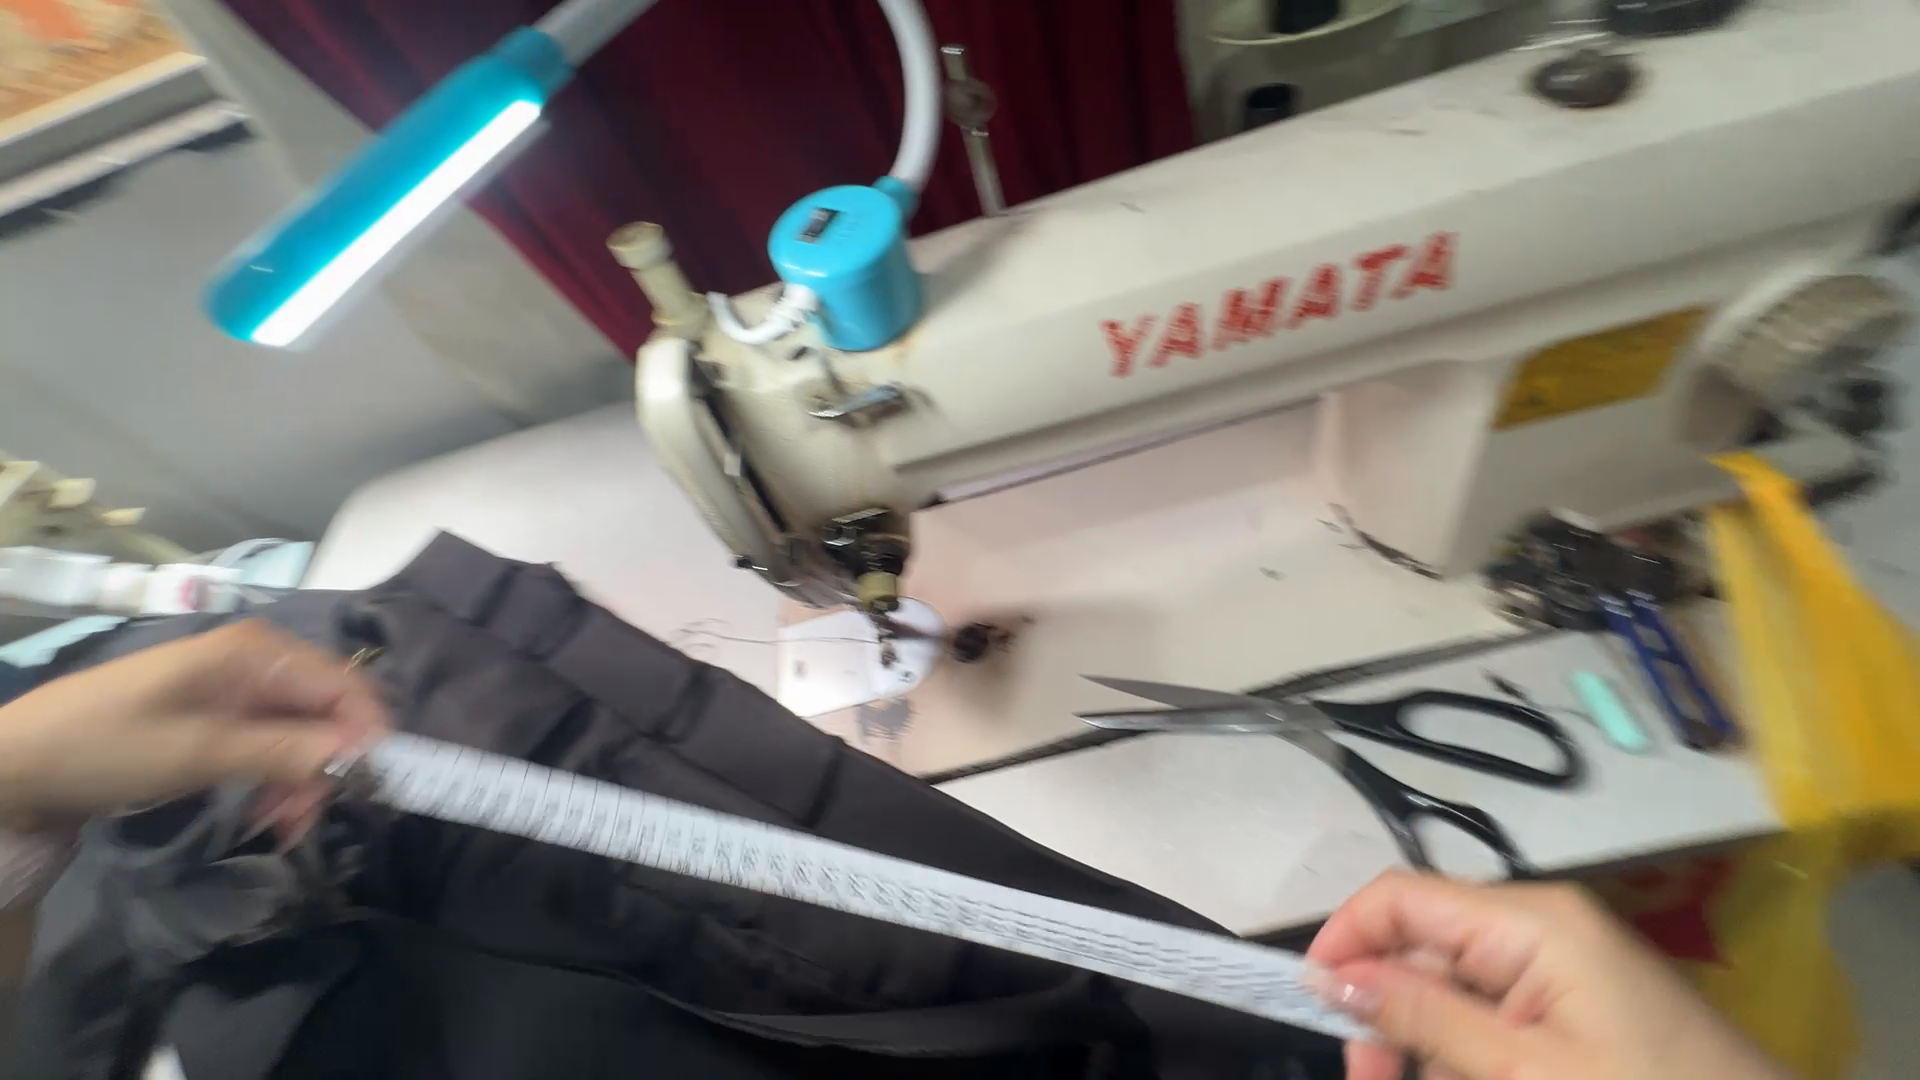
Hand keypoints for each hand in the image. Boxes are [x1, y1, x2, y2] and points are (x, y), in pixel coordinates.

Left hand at [0, 622, 387, 832]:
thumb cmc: (97, 746)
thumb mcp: (196, 752)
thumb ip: (288, 752)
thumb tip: (366, 757)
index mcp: (260, 651)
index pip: (345, 686)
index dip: (364, 733)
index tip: (366, 784)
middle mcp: (262, 661)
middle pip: (329, 711)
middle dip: (328, 764)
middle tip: (306, 816)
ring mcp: (244, 687)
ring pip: (308, 732)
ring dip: (304, 778)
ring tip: (280, 821)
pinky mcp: (227, 715)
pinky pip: (278, 743)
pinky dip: (279, 777)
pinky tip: (263, 807)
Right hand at [1308, 870, 1786, 1079]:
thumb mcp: (1523, 1071)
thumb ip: (1423, 1014)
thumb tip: (1327, 974)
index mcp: (1528, 919)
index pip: (1400, 897)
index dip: (1345, 937)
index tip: (1312, 998)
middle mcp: (1536, 924)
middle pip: (1421, 946)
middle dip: (1383, 1008)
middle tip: (1365, 1077)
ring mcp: (1559, 964)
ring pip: (1449, 986)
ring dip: (1420, 1040)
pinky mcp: (1575, 1002)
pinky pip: (1490, 1012)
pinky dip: (1463, 1051)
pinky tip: (1460, 1078)